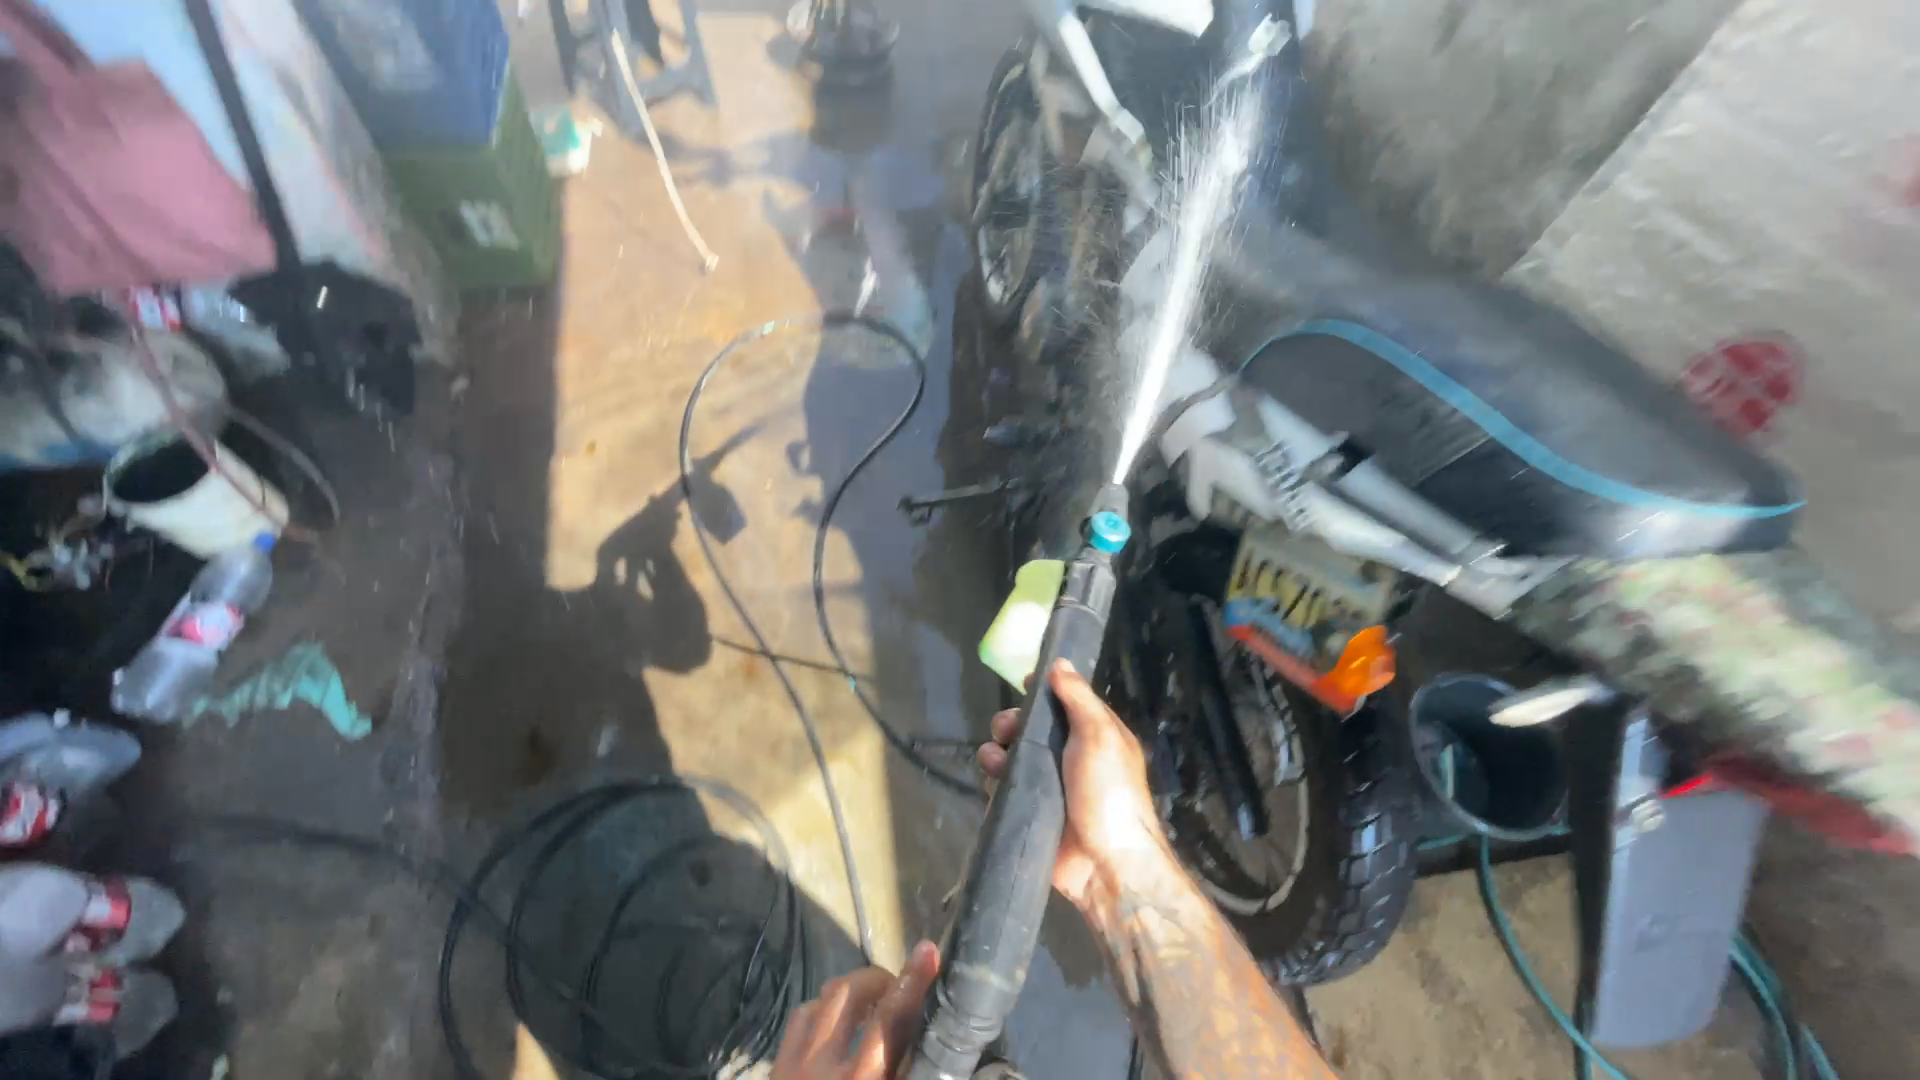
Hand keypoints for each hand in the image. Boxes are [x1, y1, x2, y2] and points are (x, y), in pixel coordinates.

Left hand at [772, 940, 939, 1079]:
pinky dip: (819, 1012)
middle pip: (848, 992)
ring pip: (819, 999)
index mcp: (861, 1078)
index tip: (928, 951)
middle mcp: (821, 1064)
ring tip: (868, 1004)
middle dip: (877, 980)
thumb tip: (915, 1035)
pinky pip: (798, 1022)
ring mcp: (790, 1064)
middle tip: (897, 990)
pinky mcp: (774, 1067)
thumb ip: (900, 1067)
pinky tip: (832, 1024)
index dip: (911, 981)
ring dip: (847, 992)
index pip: (890, 1018)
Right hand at [976, 660, 1169, 909]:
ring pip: (1012, 757)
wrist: (1106, 865)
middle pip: (1031, 728)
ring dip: (997, 751)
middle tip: (1005, 729)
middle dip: (1012, 723)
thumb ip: (1078, 697)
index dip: (1042, 691)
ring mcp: (1049, 786)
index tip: (1023, 684)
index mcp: (1094, 735)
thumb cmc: (1109, 792)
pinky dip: (995, 782)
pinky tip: (993, 782)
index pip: (1064, 702)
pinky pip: (1005, 788)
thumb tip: (1059, 662)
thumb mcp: (1099, 735)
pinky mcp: (1031, 811)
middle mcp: (1070, 757)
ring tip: (994, 759)